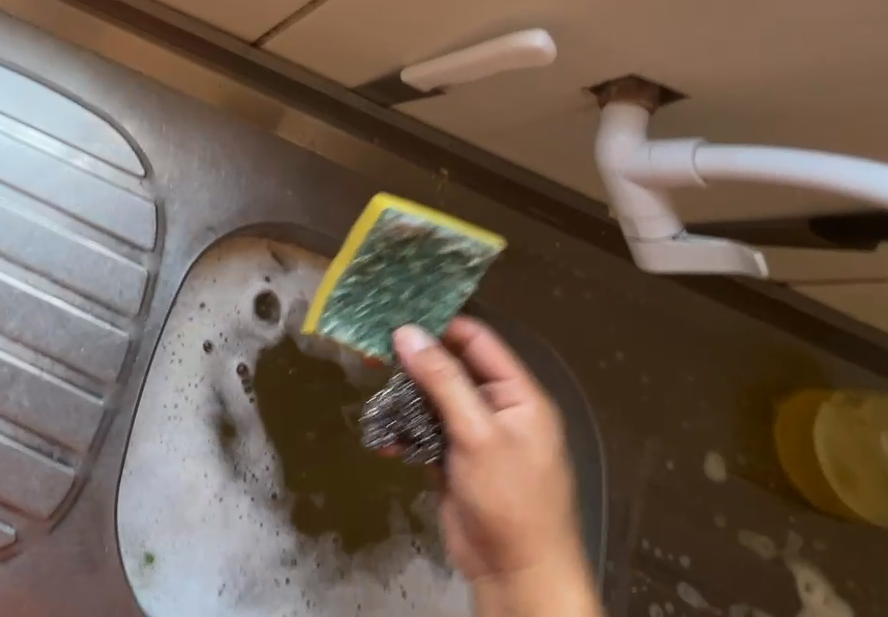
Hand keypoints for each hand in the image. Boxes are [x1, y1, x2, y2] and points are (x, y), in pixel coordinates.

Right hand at [394, 318, 598, 615]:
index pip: (477, 342)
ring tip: (376, 403)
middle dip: (410, 363)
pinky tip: (387, 444)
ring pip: (427, 399)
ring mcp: (472, 435)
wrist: (516, 573)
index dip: (439, 324)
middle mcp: (495, 409)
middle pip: (447, 368)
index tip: (394, 314)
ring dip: (400, 401)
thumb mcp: (478, 434)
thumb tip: (406, 332)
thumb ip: (442, 381)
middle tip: (369, 352)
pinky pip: (420, 430)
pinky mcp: (451, 457)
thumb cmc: (511, 500)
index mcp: (517, 397)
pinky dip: (402, 433)